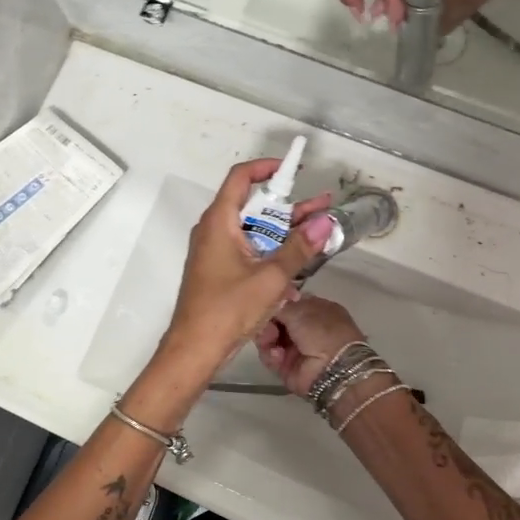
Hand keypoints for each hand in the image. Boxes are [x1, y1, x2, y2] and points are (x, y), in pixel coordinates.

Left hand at [161, 159, 334, 370]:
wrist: (194, 350)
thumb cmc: (228, 310)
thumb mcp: (271, 278)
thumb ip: (298, 248)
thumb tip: (325, 222)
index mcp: (219, 222)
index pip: (240, 178)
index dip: (266, 168)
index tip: (293, 171)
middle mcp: (213, 230)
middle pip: (252, 205)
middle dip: (288, 205)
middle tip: (321, 206)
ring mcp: (214, 251)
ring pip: (252, 229)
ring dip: (283, 230)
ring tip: (318, 231)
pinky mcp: (218, 270)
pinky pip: (247, 249)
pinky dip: (271, 250)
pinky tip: (297, 261)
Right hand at [254, 294, 367, 396]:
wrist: (334, 369)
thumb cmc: (321, 331)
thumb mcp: (301, 309)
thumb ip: (281, 304)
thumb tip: (271, 303)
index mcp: (317, 310)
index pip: (291, 302)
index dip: (278, 302)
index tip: (267, 302)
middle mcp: (306, 328)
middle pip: (277, 320)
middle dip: (268, 320)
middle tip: (268, 324)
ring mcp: (296, 348)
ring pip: (270, 337)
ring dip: (267, 337)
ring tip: (270, 339)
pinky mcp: (287, 367)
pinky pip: (270, 356)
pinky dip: (271, 354)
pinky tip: (278, 355)